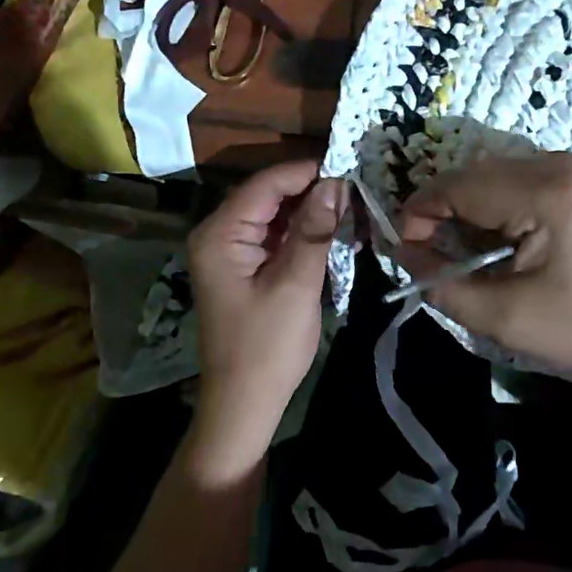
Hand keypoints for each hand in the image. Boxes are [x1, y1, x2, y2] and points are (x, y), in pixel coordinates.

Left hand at [185, 160, 345, 479]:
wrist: (243, 404)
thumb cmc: (267, 346)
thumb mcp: (296, 283)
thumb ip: (314, 230)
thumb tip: (336, 184)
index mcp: (220, 234)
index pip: (265, 185)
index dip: (306, 172)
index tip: (348, 168)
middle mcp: (217, 235)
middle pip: (267, 197)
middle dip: (310, 190)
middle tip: (354, 189)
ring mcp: (228, 253)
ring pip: (272, 216)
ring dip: (308, 212)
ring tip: (350, 208)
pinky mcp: (242, 269)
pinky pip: (272, 238)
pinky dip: (300, 234)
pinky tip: (332, 233)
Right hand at [395, 152, 571, 428]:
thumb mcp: (498, 315)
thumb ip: (437, 280)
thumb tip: (400, 251)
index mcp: (546, 191)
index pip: (456, 186)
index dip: (419, 215)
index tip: (405, 252)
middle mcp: (557, 163)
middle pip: (470, 175)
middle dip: (441, 214)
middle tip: (433, 258)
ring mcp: (569, 167)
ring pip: (487, 176)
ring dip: (465, 211)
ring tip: (466, 256)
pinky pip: (511, 181)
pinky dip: (491, 208)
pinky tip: (497, 244)